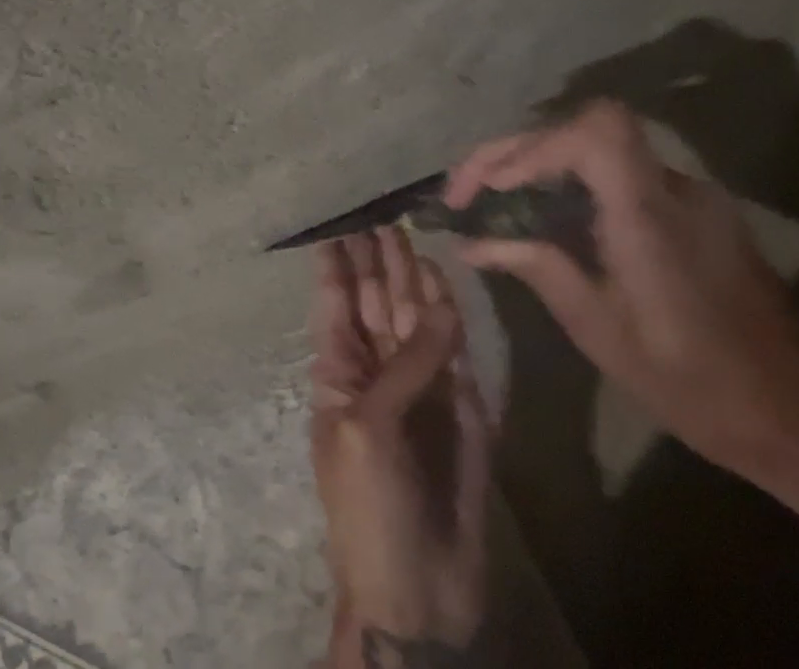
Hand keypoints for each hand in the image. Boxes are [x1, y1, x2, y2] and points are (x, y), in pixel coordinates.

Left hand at [310, 228, 492, 663]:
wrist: (418, 587)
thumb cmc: (370, 506)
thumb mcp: (369, 429)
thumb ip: (406, 363)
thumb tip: (440, 302)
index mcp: (338, 378)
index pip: (336, 309)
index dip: (336, 269)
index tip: (336, 226)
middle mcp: (377, 374)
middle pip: (376, 305)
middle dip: (376, 262)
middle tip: (378, 212)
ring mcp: (421, 387)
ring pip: (414, 319)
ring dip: (409, 278)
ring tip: (407, 230)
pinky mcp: (462, 405)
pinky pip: (454, 350)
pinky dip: (449, 315)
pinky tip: (443, 280)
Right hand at [445, 101, 798, 589]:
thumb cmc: (695, 384)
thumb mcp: (602, 331)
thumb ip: (539, 269)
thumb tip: (472, 242)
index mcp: (651, 217)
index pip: (595, 131)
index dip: (529, 146)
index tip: (484, 189)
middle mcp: (677, 191)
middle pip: (590, 129)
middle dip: (519, 152)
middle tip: (467, 192)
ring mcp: (694, 199)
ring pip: (605, 149)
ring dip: (543, 164)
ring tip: (492, 203)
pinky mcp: (699, 215)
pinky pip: (625, 177)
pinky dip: (574, 185)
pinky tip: (547, 223)